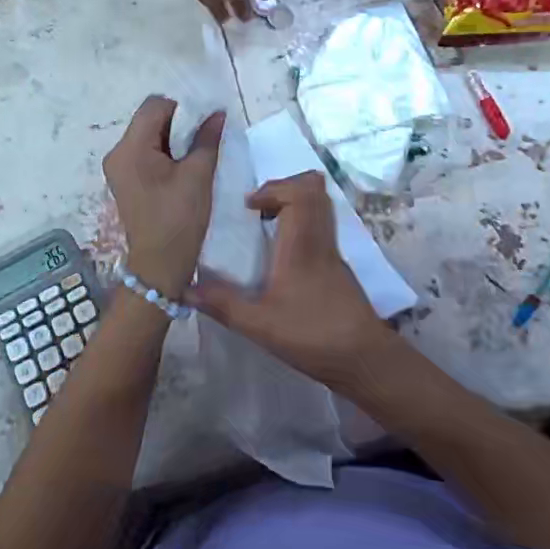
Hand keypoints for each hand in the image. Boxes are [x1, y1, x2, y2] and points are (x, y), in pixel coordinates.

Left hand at [104, 96, 224, 301]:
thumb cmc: (179, 219)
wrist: (159, 263)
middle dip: (176, 124)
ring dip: (170, 140)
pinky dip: (162, 154)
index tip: (202, 125)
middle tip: (201, 141)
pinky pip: (143, 154)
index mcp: (130, 148)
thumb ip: (206, 139)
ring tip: (192, 158)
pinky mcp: (123, 180)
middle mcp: (116, 153)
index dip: (181, 108)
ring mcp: (117, 168)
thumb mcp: (198, 175)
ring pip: (146, 136)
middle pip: (148, 119)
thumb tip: (216, 113)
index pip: (154, 106)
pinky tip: (180, 170)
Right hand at [188, 172, 392, 385]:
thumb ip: (222, 304)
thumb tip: (183, 289)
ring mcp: (333, 255)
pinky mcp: (338, 270)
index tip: (248, 206)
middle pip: (314, 191)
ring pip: (320, 209)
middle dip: (283, 189)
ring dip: (292, 207)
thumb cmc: (313, 336)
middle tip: (256, 209)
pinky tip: (280, 258)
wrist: (366, 360)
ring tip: (264, 229)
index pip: (299, 192)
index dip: (273, 188)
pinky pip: (320, 230)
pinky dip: (300, 228)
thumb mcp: (259, 325)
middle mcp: (321, 242)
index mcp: (302, 246)